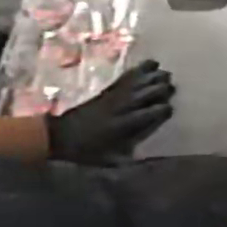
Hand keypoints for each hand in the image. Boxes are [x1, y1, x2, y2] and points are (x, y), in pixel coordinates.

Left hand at [48, 59, 174, 164]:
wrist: (55, 136)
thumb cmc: (83, 151)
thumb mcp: (105, 160)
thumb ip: (127, 160)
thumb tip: (149, 162)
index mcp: (122, 125)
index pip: (148, 113)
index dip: (162, 110)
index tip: (170, 109)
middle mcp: (120, 108)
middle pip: (145, 94)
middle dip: (160, 90)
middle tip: (171, 88)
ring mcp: (113, 98)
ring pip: (137, 84)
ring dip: (152, 78)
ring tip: (166, 73)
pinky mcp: (107, 91)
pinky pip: (126, 79)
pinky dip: (138, 70)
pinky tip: (150, 63)